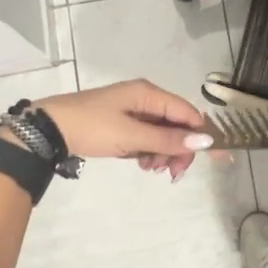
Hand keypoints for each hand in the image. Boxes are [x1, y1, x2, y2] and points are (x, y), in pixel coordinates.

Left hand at [34, 81, 214, 180]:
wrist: (50, 129)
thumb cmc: (92, 128)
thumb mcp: (131, 136)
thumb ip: (167, 140)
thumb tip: (205, 141)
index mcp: (149, 94)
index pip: (188, 113)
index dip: (203, 135)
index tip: (218, 159)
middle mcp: (145, 98)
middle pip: (177, 124)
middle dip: (180, 149)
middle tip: (172, 173)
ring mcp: (133, 110)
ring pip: (163, 133)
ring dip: (164, 153)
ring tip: (151, 168)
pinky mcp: (123, 123)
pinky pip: (148, 137)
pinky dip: (150, 151)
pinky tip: (143, 164)